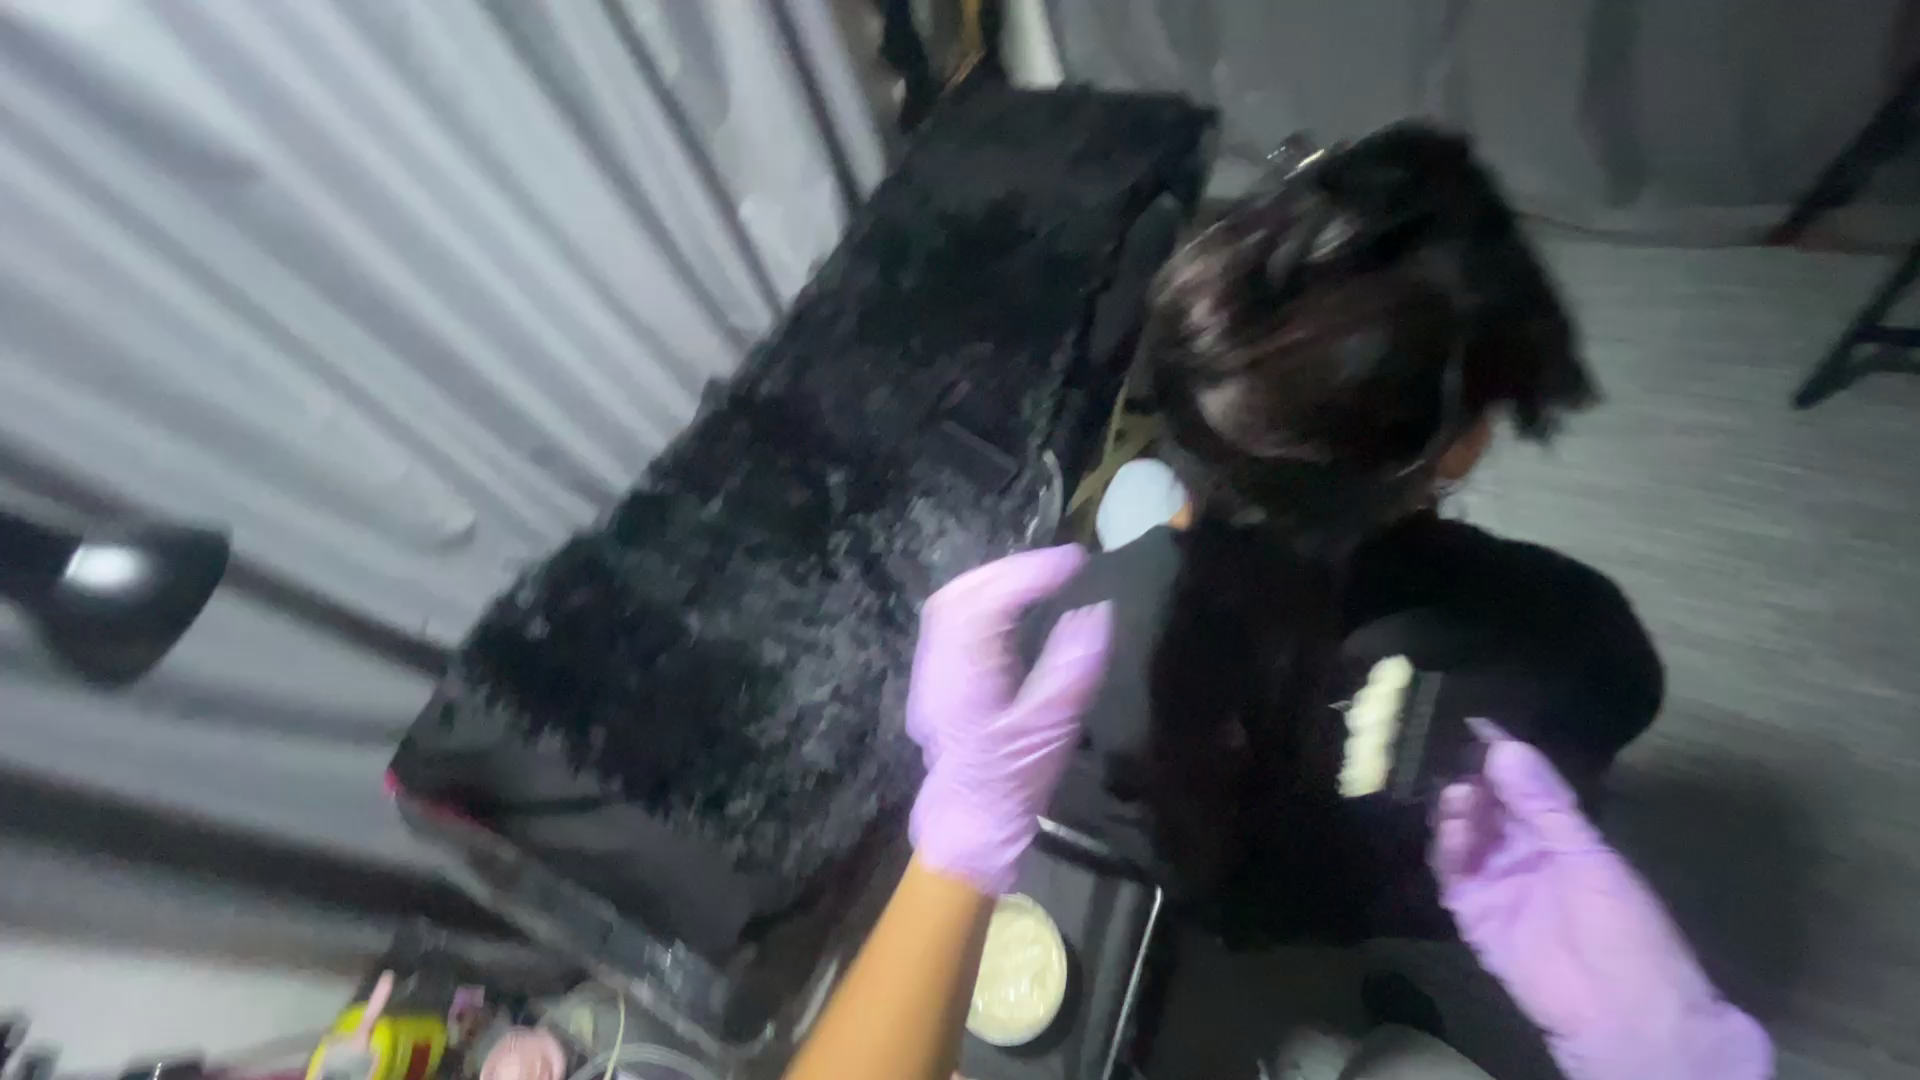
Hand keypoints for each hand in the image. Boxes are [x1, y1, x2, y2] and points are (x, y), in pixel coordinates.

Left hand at [905, 545, 1111, 893]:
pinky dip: (982, 599)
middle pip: (961, 594)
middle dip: (1009, 569)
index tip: (1075, 561)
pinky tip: (1009, 604)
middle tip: (1059, 564)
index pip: (989, 603)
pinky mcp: (936, 679)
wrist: (966, 827)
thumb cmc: (1009, 784)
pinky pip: (953, 621)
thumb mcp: (1050, 731)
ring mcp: (930, 670)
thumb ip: (1072, 670)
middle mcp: (937, 664)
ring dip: (994, 580)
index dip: (1030, 572)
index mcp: (963, 675)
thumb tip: (1098, 611)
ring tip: (1039, 575)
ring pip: (952, 604)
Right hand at [1431, 720, 1772, 1079]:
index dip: (1498, 754)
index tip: (1474, 723)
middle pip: (1484, 802)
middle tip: (1457, 759)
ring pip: (1461, 830)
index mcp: (1557, 834)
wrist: (1625, 1017)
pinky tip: (1451, 829)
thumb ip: (1544, 804)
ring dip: (1456, 809)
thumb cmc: (1627, 932)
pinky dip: (1445, 846)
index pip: (1519, 783)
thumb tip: (1505, 746)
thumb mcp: (1591, 858)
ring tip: (1459, 794)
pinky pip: (1448, 869)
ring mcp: (1492, 877)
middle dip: (1469, 778)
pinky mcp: (1469, 907)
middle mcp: (1520, 849)